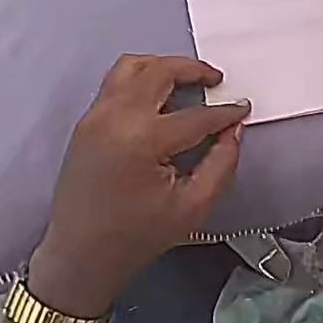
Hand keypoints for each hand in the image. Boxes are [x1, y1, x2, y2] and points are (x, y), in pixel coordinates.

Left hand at [26, 54, 249, 318]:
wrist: (80, 255)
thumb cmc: (137, 236)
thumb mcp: (194, 206)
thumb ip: (222, 162)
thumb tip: (233, 130)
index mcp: (142, 139)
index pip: (196, 115)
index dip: (225, 112)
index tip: (242, 109)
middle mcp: (114, 117)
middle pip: (159, 71)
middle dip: (193, 69)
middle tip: (216, 79)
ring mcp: (95, 116)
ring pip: (131, 66)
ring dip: (162, 66)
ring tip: (187, 79)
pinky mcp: (86, 122)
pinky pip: (115, 82)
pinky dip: (142, 78)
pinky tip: (159, 96)